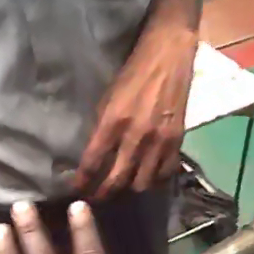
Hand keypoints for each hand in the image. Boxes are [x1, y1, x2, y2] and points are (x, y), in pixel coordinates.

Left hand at [76, 27, 194, 198]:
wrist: (168, 56)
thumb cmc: (133, 73)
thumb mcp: (108, 97)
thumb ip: (102, 127)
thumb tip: (94, 154)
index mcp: (113, 122)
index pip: (92, 162)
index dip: (82, 181)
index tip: (76, 190)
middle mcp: (136, 136)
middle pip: (117, 180)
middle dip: (103, 193)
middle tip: (96, 197)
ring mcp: (159, 141)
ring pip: (142, 183)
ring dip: (129, 188)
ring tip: (122, 187)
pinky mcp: (177, 141)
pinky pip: (165, 173)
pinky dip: (154, 179)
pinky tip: (147, 176)